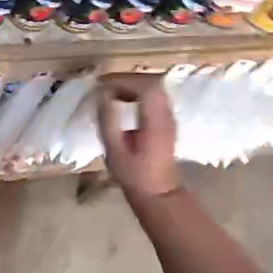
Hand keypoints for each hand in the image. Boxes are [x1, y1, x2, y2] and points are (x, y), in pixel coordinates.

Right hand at [98, 79, 181, 198]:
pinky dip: (138, 92)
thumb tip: (102, 95)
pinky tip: (123, 101)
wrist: (159, 193)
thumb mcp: (114, 151)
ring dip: (132, 84)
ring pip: (155, 87)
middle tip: (105, 85)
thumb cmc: (134, 175)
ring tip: (111, 91)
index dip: (124, 81)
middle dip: (127, 79)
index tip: (103, 85)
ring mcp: (170, 117)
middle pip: (153, 82)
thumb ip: (108, 121)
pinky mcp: (167, 120)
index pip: (146, 88)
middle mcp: (167, 115)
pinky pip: (155, 96)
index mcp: (156, 123)